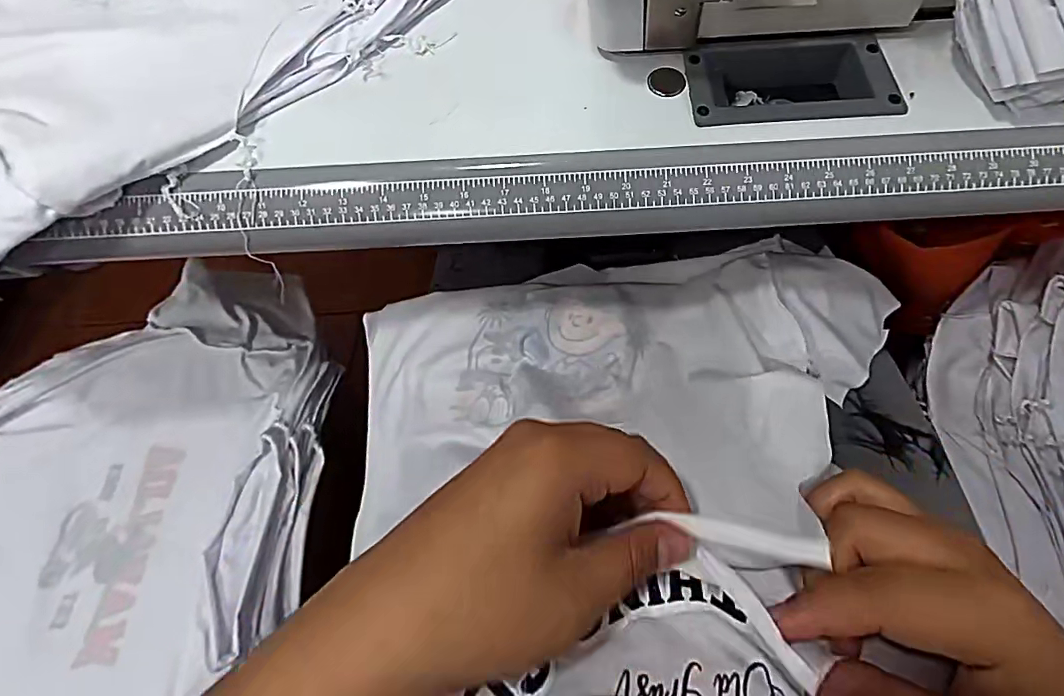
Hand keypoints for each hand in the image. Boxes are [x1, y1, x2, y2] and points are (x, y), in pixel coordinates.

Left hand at [219, 420, 695, 695]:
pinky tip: (562, 558)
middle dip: (638, 504)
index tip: (682, 547)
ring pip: (579, 468)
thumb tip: (676, 537)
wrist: (381, 625)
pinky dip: (571, 510)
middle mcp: (532, 437)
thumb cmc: (485, 605)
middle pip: (609, 455)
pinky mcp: (484, 478)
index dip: (670, 498)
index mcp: (559, 451)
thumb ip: (636, 557)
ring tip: (603, 570)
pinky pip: (547, 479)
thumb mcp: (576, 593)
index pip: (639, 456)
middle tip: (646, 563)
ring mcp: (503, 455)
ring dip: (604, 511)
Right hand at [772, 471, 1063, 695]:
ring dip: (824, 525)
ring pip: (862, 490)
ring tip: (826, 586)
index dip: (823, 606)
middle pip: (861, 521)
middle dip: (820, 563)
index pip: (881, 589)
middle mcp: (962, 554)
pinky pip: (872, 499)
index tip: (782, 625)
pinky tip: (843, 567)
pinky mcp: (934, 534)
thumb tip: (822, 675)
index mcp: (983, 608)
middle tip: (817, 622)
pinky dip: (839, 516)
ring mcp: (947, 535)